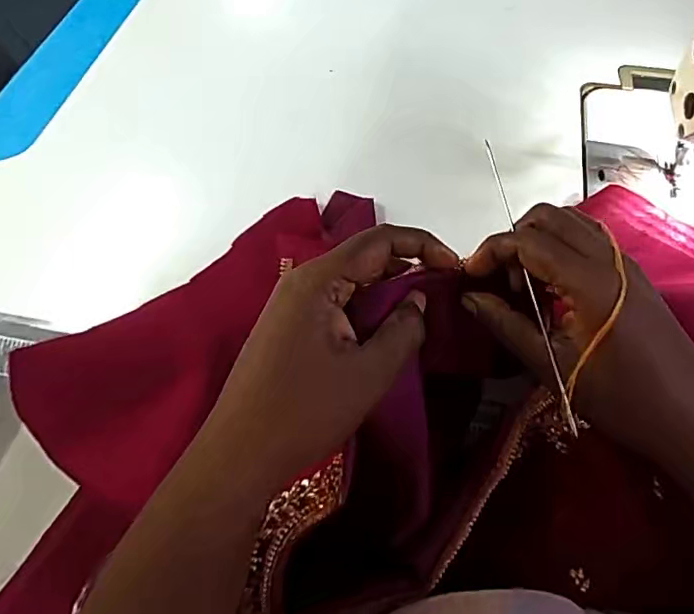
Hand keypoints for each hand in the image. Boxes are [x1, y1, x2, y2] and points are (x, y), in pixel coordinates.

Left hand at [191, 225, 460, 496]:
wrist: (238, 452)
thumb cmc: (303, 412)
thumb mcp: (368, 374)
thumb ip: (403, 330)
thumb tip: (418, 300)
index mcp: (318, 279)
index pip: (378, 240)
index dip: (421, 244)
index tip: (454, 263)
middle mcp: (302, 279)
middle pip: (363, 256)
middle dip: (407, 266)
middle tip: (444, 288)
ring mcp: (292, 300)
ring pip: (350, 279)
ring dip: (386, 289)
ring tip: (422, 310)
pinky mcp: (289, 322)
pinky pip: (336, 299)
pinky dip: (365, 306)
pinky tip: (385, 329)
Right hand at [463, 204, 693, 452]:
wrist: (693, 420)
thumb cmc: (626, 401)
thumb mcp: (555, 367)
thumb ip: (508, 326)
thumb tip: (473, 298)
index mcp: (589, 281)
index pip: (527, 240)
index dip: (492, 251)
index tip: (472, 274)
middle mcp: (609, 260)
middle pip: (547, 216)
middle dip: (513, 238)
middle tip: (499, 276)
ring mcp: (625, 262)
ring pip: (569, 220)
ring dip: (538, 237)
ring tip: (525, 280)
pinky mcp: (634, 273)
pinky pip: (589, 236)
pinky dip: (561, 244)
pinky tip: (554, 283)